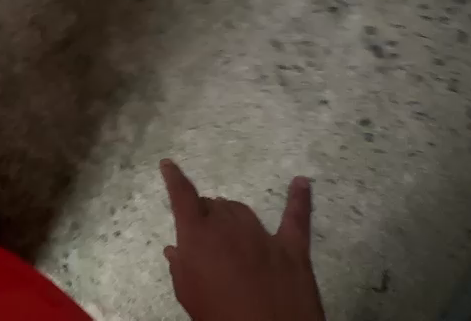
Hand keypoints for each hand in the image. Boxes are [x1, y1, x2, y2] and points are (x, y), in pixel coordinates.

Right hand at [160, 160, 325, 320]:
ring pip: (241, 211)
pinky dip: (299, 200)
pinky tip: (302, 181)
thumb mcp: (188, 293)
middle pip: (214, 205)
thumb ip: (180, 267)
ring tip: (232, 234)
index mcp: (196, 233)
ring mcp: (262, 237)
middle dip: (208, 215)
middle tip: (208, 237)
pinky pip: (296, 220)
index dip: (173, 177)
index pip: (181, 195)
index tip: (168, 164)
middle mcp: (227, 227)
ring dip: (233, 216)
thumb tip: (175, 251)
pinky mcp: (293, 251)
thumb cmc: (220, 316)